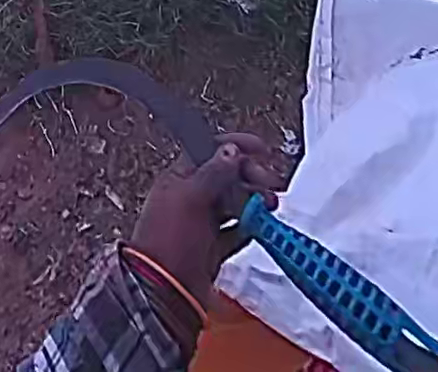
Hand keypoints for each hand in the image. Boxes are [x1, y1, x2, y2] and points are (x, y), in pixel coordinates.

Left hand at [130, 133, 283, 305]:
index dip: (233, 146)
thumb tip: (230, 151)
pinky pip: (237, 230)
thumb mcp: (190, 198)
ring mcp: (202, 222)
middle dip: (250, 175)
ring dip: (254, 200)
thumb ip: (212, 174)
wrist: (165, 290)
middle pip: (225, 177)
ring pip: (234, 203)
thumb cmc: (168, 239)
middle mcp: (191, 196)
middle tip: (272, 182)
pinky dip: (251, 226)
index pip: (208, 151)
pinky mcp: (213, 246)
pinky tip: (264, 225)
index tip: (260, 148)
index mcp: (179, 177)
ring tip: (272, 203)